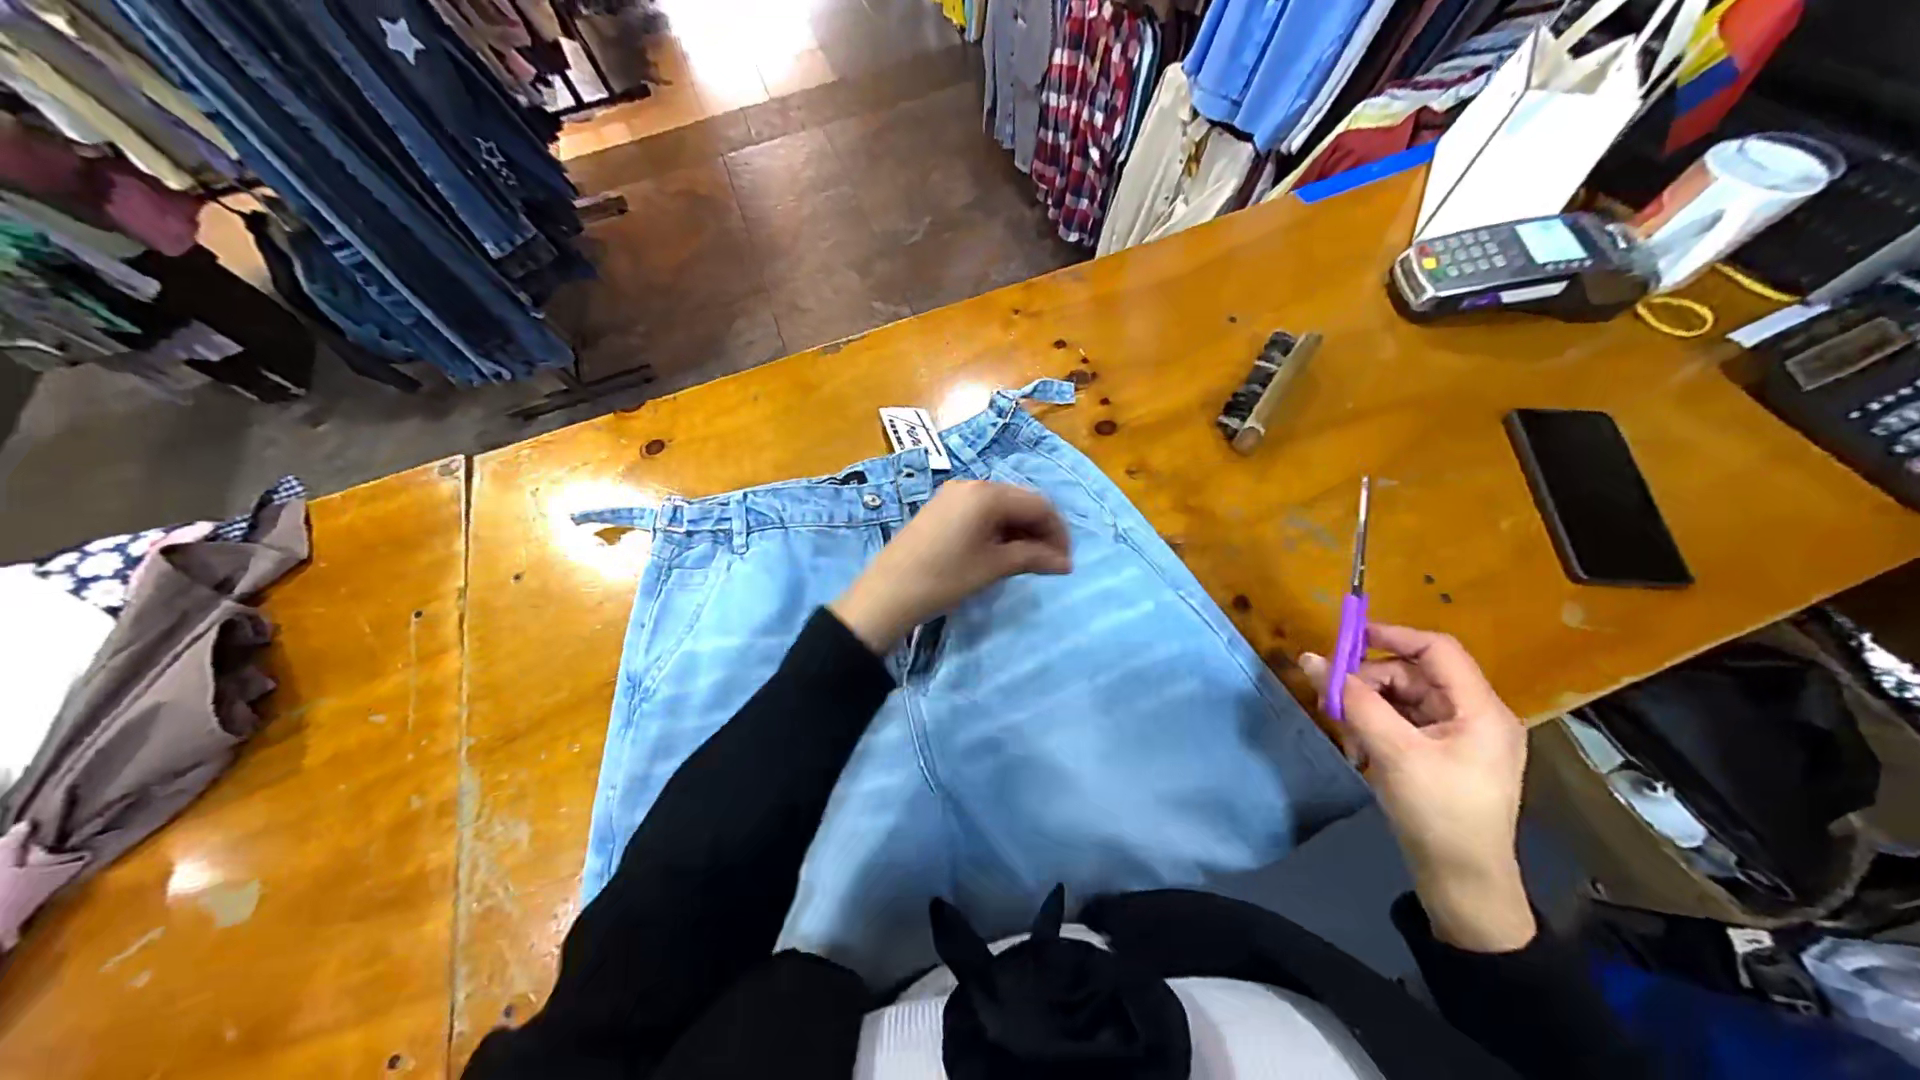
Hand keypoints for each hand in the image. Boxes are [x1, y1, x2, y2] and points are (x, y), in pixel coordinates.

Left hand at [829, 480, 1071, 652]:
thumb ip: (1033, 557)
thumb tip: (1065, 563)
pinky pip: (981, 512)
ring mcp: (953, 494)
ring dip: (1021, 531)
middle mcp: (971, 484)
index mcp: (987, 493)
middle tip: (1052, 562)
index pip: (1038, 505)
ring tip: (1030, 561)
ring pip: (1001, 507)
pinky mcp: (941, 508)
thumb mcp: (993, 566)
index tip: (1066, 562)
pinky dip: (999, 530)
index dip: (1058, 532)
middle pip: (1020, 502)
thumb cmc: (945, 578)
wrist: (888, 593)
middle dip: (1041, 530)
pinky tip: (1003, 552)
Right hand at [1301, 625, 1535, 952]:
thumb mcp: (1392, 751)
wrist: (1462, 883)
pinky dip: (1376, 729)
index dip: (1391, 635)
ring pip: (1402, 699)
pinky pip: (1402, 723)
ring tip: (1347, 738)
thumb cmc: (1438, 813)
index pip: (1436, 649)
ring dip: (1367, 710)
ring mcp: (1458, 737)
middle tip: (1331, 702)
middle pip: (1412, 675)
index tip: (1345, 639)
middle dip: (1368, 683)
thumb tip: (1309, 659)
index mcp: (1480, 710)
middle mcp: (1474, 716)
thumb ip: (1352, 700)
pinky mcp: (1441, 755)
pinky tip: (1359, 752)